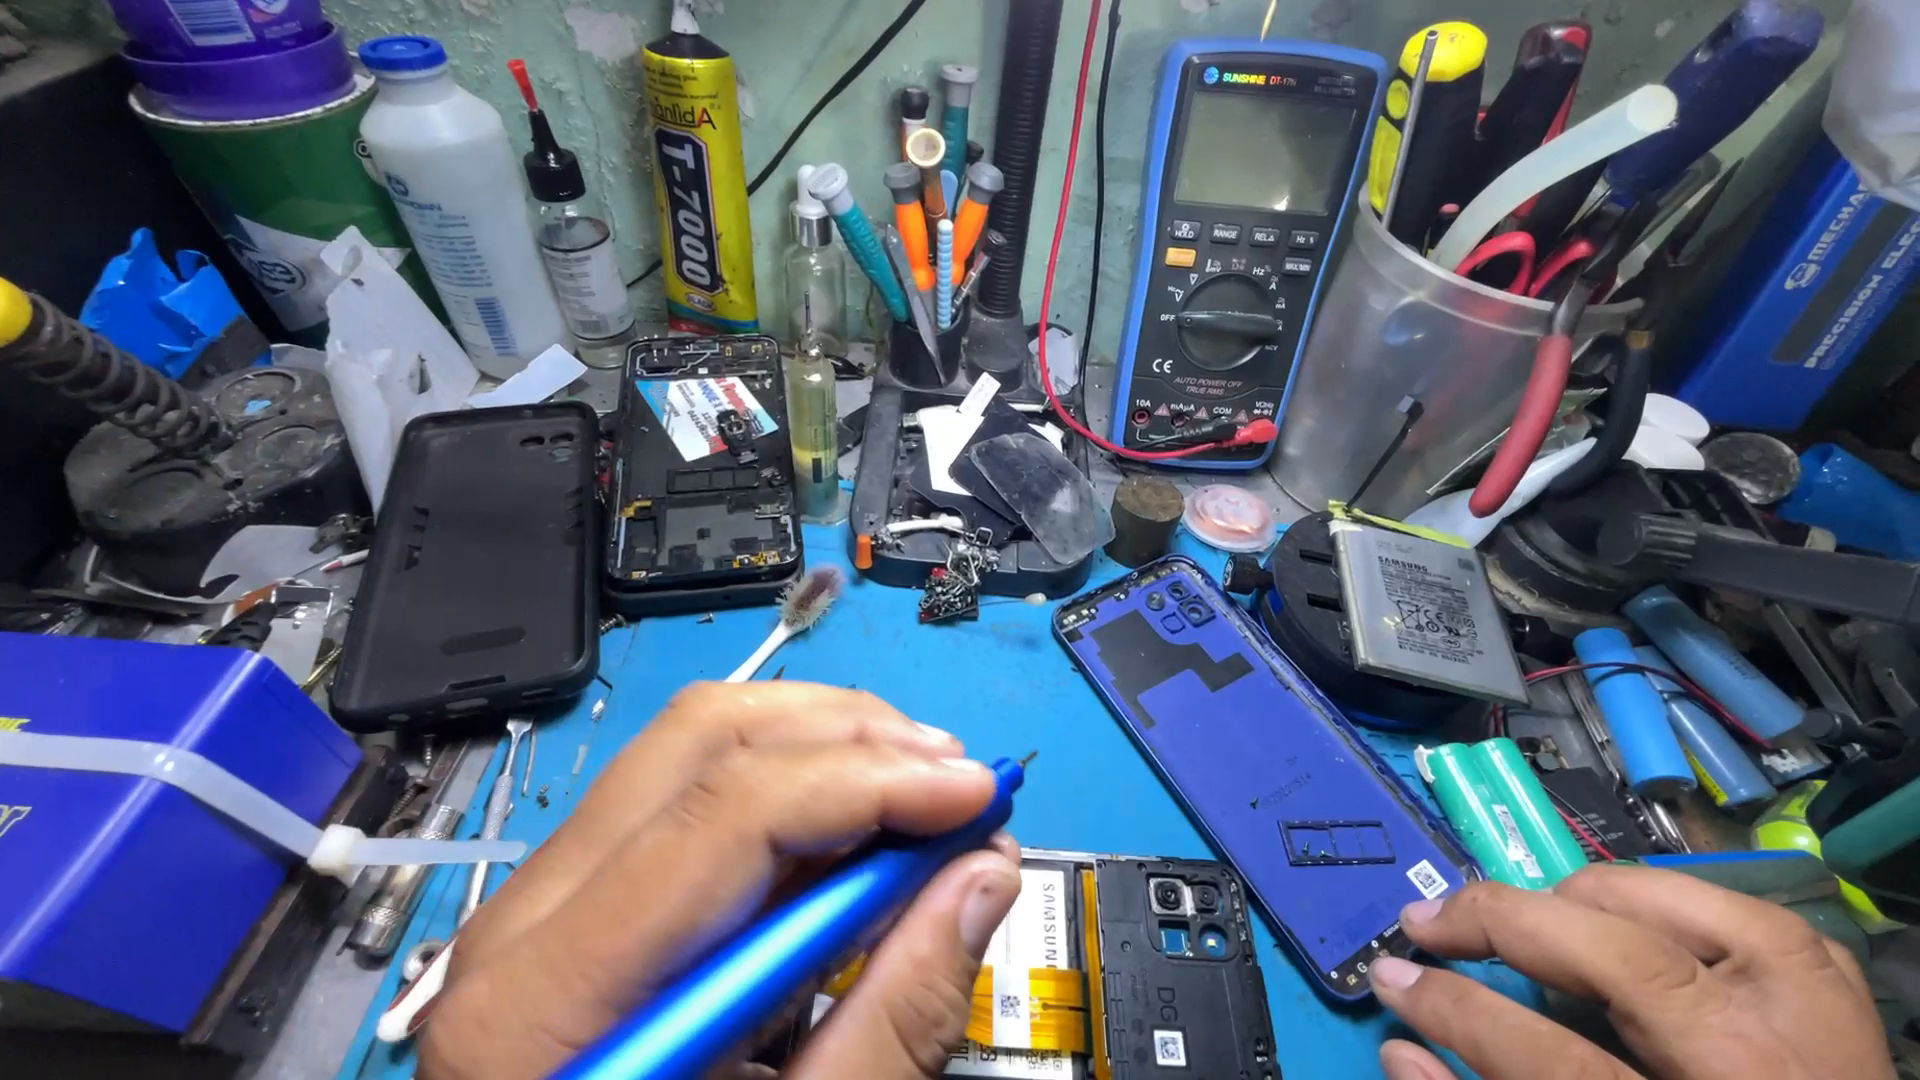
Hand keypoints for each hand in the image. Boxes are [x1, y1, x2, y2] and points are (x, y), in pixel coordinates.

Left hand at [421, 682, 1023, 1079]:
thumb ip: (894, 1021)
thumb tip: (984, 873)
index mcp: (549, 999)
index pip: (731, 813)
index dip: (870, 782)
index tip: (977, 790)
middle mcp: (526, 914)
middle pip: (707, 736)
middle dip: (853, 737)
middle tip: (953, 775)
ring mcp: (542, 895)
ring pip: (697, 740)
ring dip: (826, 742)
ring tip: (918, 782)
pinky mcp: (576, 895)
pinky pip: (691, 788)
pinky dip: (793, 781)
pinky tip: (855, 820)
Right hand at [1367, 864, 1889, 1079]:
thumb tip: (1400, 1049)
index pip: (1565, 1065)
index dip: (1459, 1012)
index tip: (1392, 978)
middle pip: (1634, 968)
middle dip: (1506, 923)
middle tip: (1431, 924)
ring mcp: (1832, 1047)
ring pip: (1706, 920)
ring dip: (1590, 901)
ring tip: (1530, 922)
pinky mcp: (1849, 1016)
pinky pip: (1762, 923)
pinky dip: (1672, 904)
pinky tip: (1621, 925)